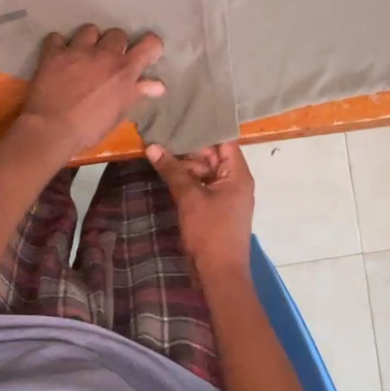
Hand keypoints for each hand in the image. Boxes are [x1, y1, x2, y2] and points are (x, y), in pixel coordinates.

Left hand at [16, 25, 165, 157]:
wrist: (52, 130)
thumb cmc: (90, 128)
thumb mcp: (119, 113)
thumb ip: (137, 93)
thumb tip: (158, 85)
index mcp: (124, 70)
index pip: (150, 44)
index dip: (150, 46)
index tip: (146, 53)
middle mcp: (104, 54)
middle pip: (117, 33)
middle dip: (115, 44)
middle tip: (107, 60)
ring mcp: (78, 51)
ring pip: (89, 29)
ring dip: (88, 40)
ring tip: (82, 55)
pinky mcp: (54, 53)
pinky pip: (57, 38)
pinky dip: (58, 45)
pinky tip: (57, 57)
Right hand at [145, 141, 254, 282]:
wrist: (219, 275)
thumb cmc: (210, 233)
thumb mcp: (189, 198)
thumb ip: (172, 170)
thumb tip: (151, 146)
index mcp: (238, 174)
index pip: (224, 140)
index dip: (204, 127)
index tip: (182, 115)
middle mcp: (235, 182)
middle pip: (213, 155)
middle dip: (188, 146)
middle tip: (162, 132)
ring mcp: (226, 197)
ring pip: (204, 171)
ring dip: (185, 164)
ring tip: (159, 149)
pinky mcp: (215, 209)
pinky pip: (201, 186)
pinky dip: (186, 180)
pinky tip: (166, 171)